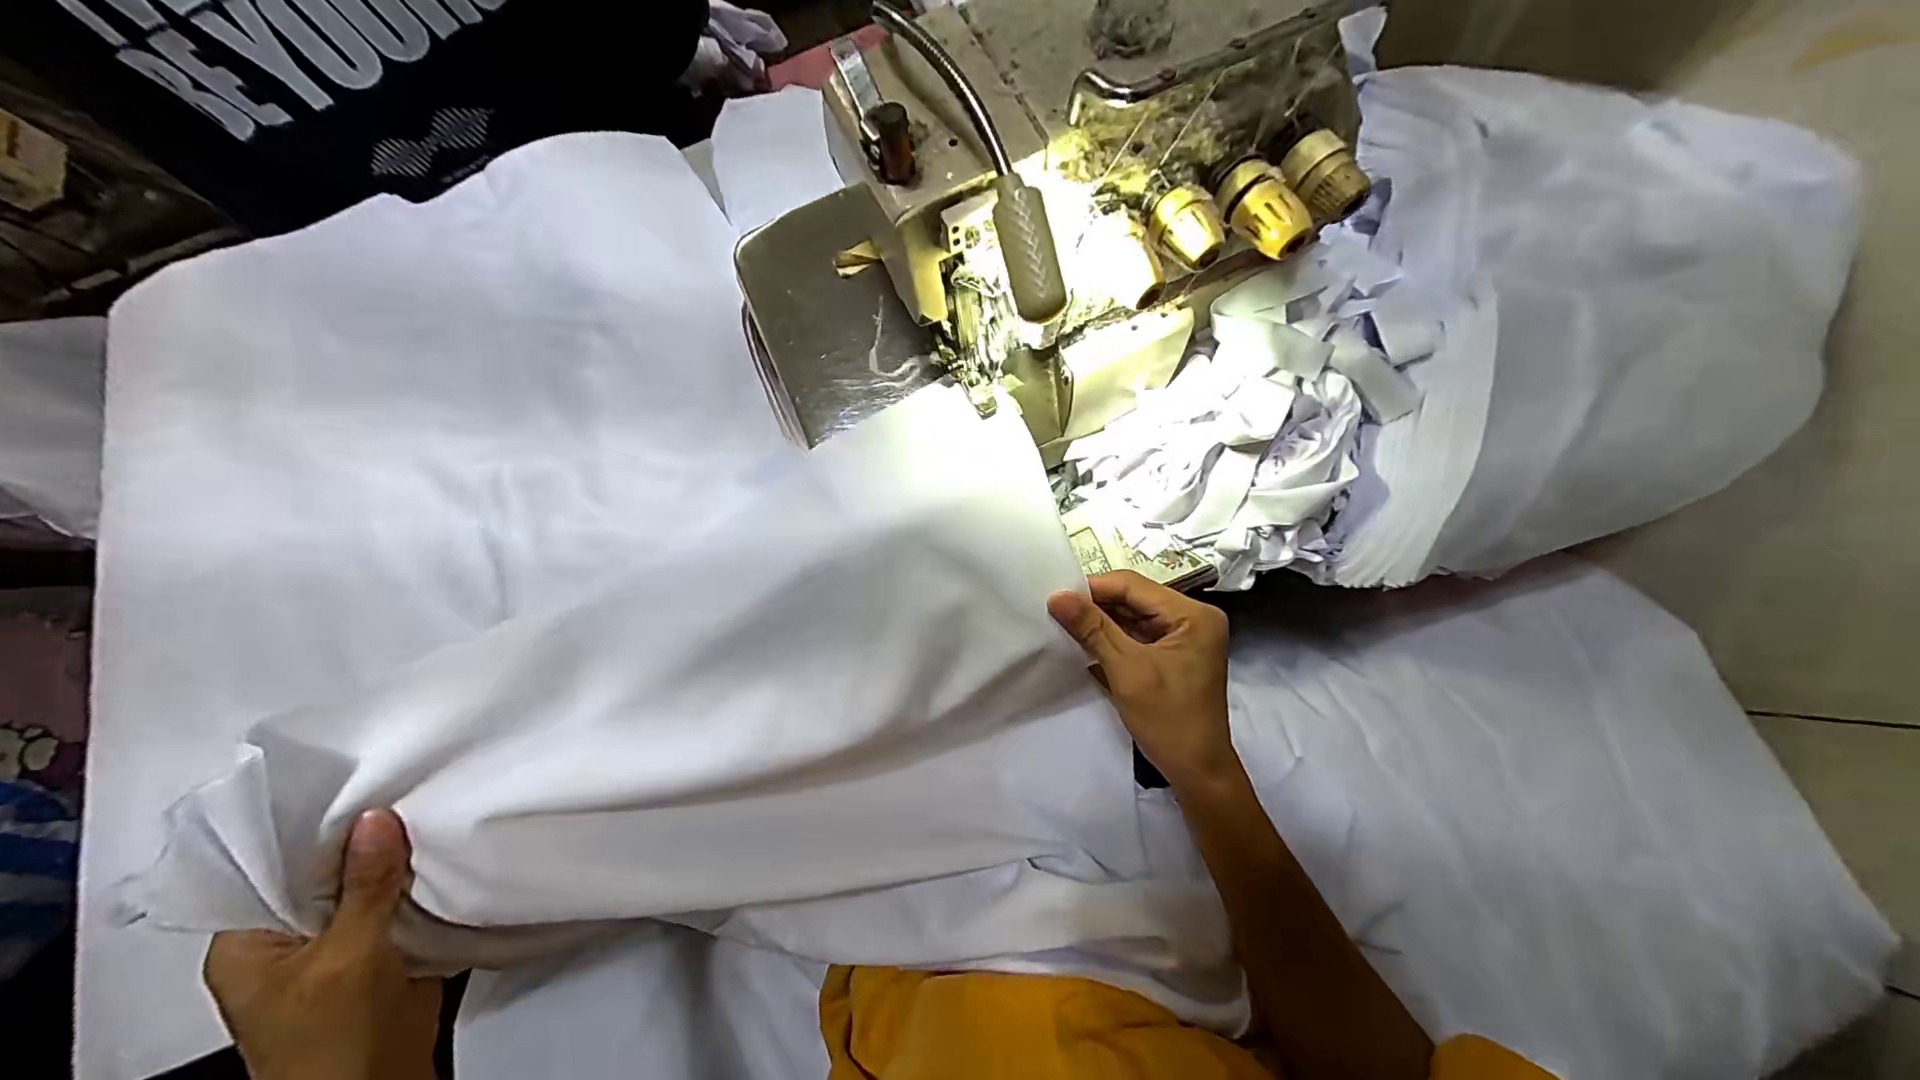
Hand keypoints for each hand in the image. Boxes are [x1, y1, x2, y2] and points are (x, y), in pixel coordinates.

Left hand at [204, 809, 441, 1079]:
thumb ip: (365, 887)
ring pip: (367, 886)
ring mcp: (336, 946)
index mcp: (248, 944)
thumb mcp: (347, 957)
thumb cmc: (332, 1036)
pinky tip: (444, 848)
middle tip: (405, 782)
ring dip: (399, 858)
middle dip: (367, 837)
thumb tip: (376, 816)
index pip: (272, 866)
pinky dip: (418, 881)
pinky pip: (396, 903)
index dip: (315, 826)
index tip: (359, 781)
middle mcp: (287, 938)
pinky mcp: (379, 951)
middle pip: (326, 873)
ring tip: (431, 804)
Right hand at [1048, 570, 1236, 788]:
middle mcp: (1194, 617)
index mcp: (1193, 615)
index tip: (1056, 596)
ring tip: (1065, 622)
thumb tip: (1057, 596)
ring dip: (1102, 620)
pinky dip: (1114, 636)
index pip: (1134, 586)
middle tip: (1057, 609)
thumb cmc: (1167, 719)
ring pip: (1134, 615)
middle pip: (1135, 598)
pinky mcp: (1175, 653)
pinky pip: (1139, 633)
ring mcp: (1186, 636)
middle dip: (1096, 604)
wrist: (1197, 770)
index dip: (1093, 588)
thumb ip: (1092, 628)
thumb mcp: (1126, 669)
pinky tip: (1086, 639)